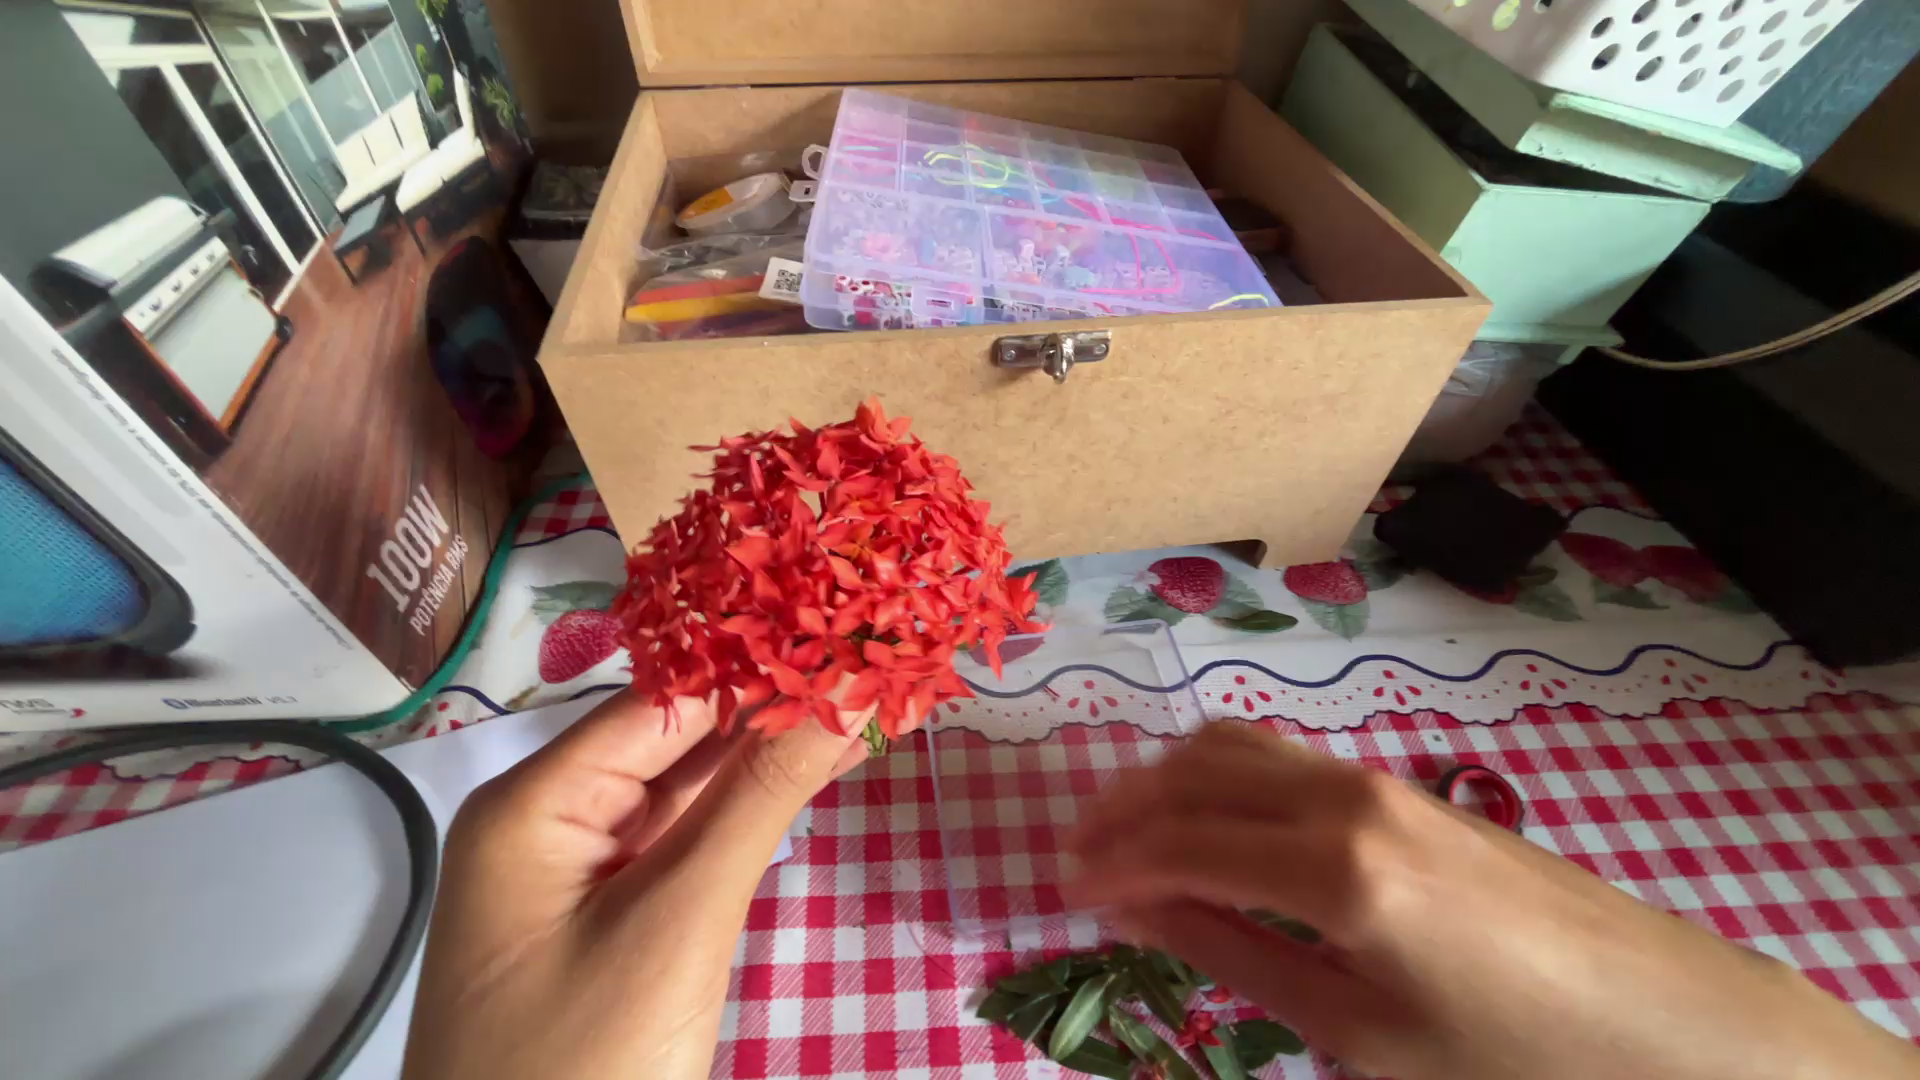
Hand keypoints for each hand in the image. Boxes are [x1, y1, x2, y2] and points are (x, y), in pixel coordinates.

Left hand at [401, 690, 867, 1079]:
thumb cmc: (587, 1071)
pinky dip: (763, 804)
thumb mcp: (680, 921)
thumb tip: (840, 693)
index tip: (843, 632)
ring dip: (782, 750)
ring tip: (870, 699)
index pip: (667, 700)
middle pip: (684, 735)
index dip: (759, 662)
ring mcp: (594, 864)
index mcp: (538, 801)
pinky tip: (827, 765)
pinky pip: (700, 833)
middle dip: (779, 703)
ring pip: (700, 783)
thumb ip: (760, 796)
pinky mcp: (628, 906)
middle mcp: (560, 815)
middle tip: (871, 662)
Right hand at [1065, 722, 1917, 1079]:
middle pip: (1194, 774)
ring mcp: (1368, 776)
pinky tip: (1201, 809)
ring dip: (1163, 779)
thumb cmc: (1518, 1063)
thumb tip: (1141, 910)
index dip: (1113, 863)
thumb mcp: (1361, 1036)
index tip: (1061, 884)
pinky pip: (1273, 753)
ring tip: (1123, 825)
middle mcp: (1340, 796)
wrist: (1685, 1030)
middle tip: (1076, 850)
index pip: (1183, 846)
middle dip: (1122, 808)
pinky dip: (1213, 772)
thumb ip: (1237, 956)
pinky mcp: (1389, 779)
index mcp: (1334, 871)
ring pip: (1229, 746)